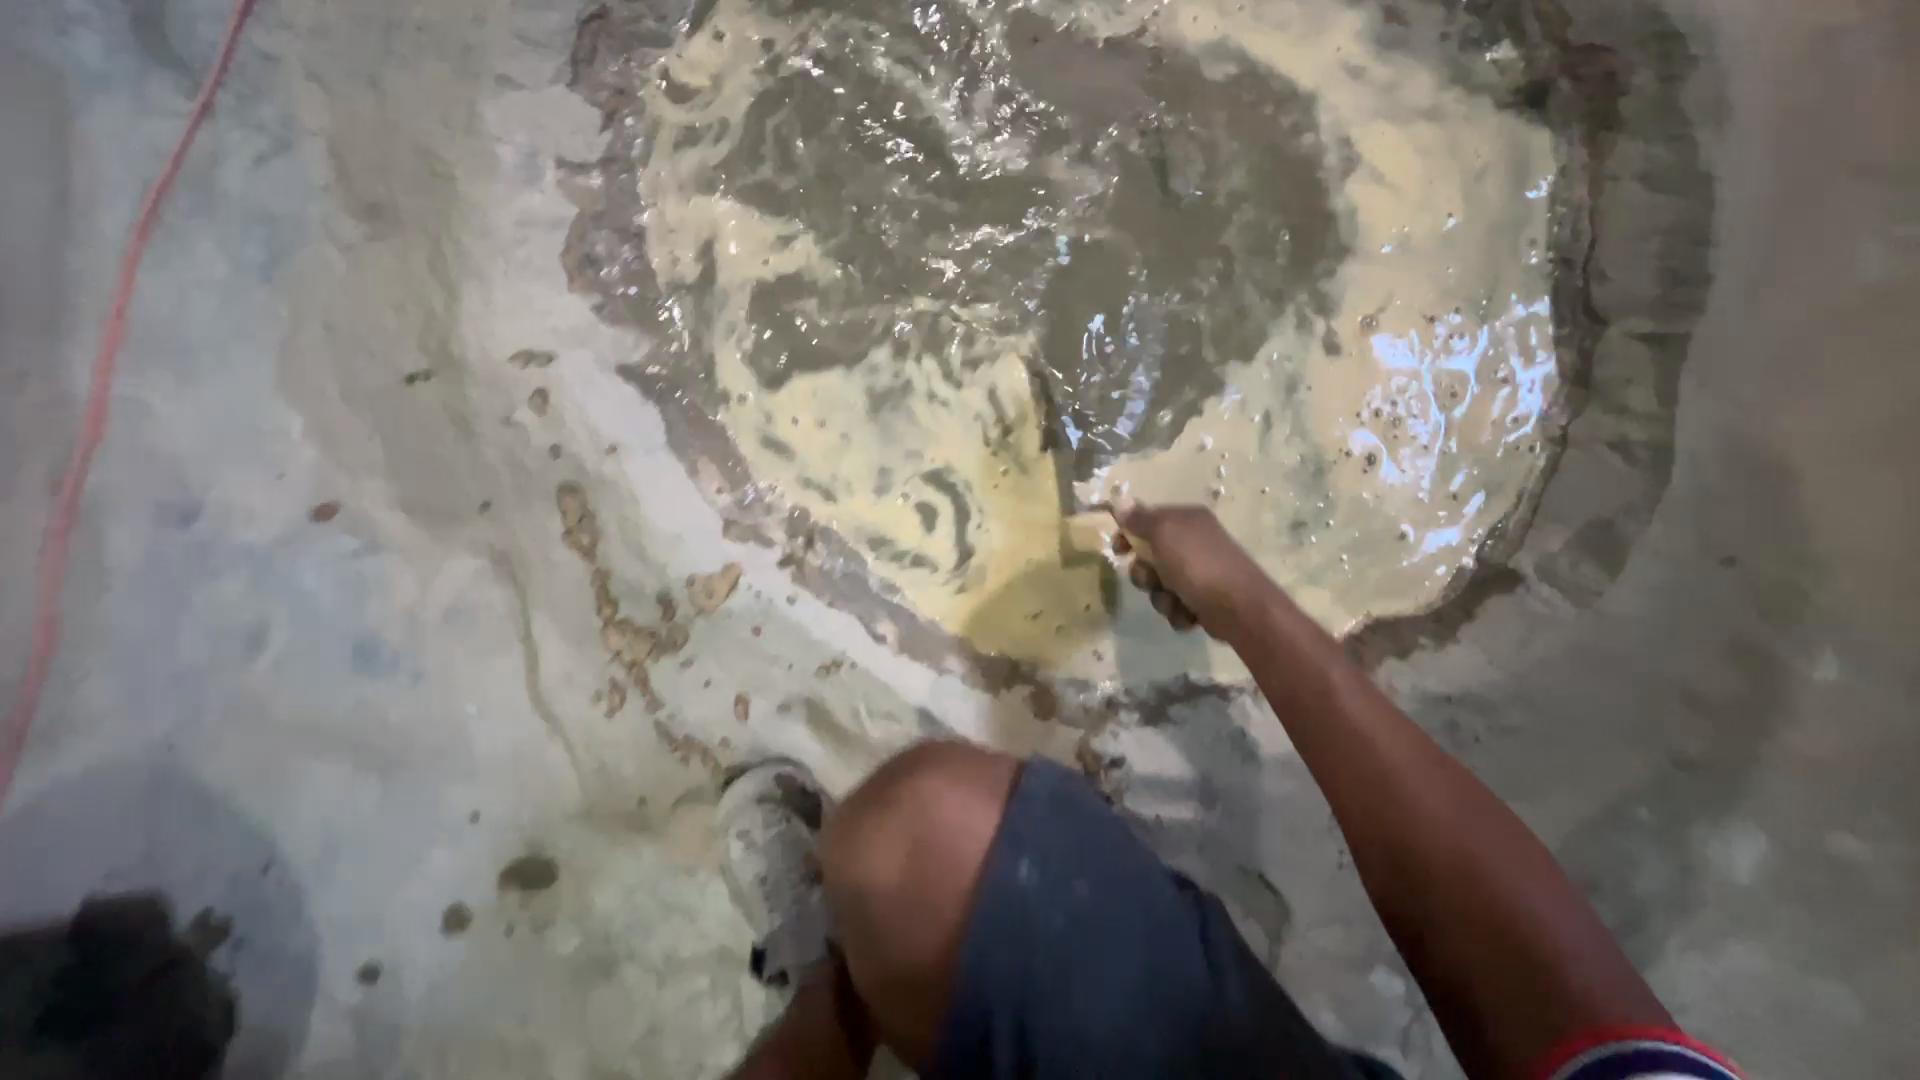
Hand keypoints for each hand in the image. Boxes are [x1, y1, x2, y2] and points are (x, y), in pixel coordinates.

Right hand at [1108, 499, 1269, 636]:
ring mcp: (1198, 572)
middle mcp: (1192, 542)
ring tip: (1176, 601)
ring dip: (1161, 597)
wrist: (1239, 608)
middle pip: (1149, 557)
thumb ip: (1140, 519)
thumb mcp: (1164, 534)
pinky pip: (1174, 605)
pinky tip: (1189, 614)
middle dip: (1145, 574)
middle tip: (1154, 579)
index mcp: (1185, 520)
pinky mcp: (1201, 599)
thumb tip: (1122, 502)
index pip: (1146, 520)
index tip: (1118, 551)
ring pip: (1159, 585)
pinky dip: (1177, 612)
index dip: (1128, 535)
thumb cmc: (1198, 565)